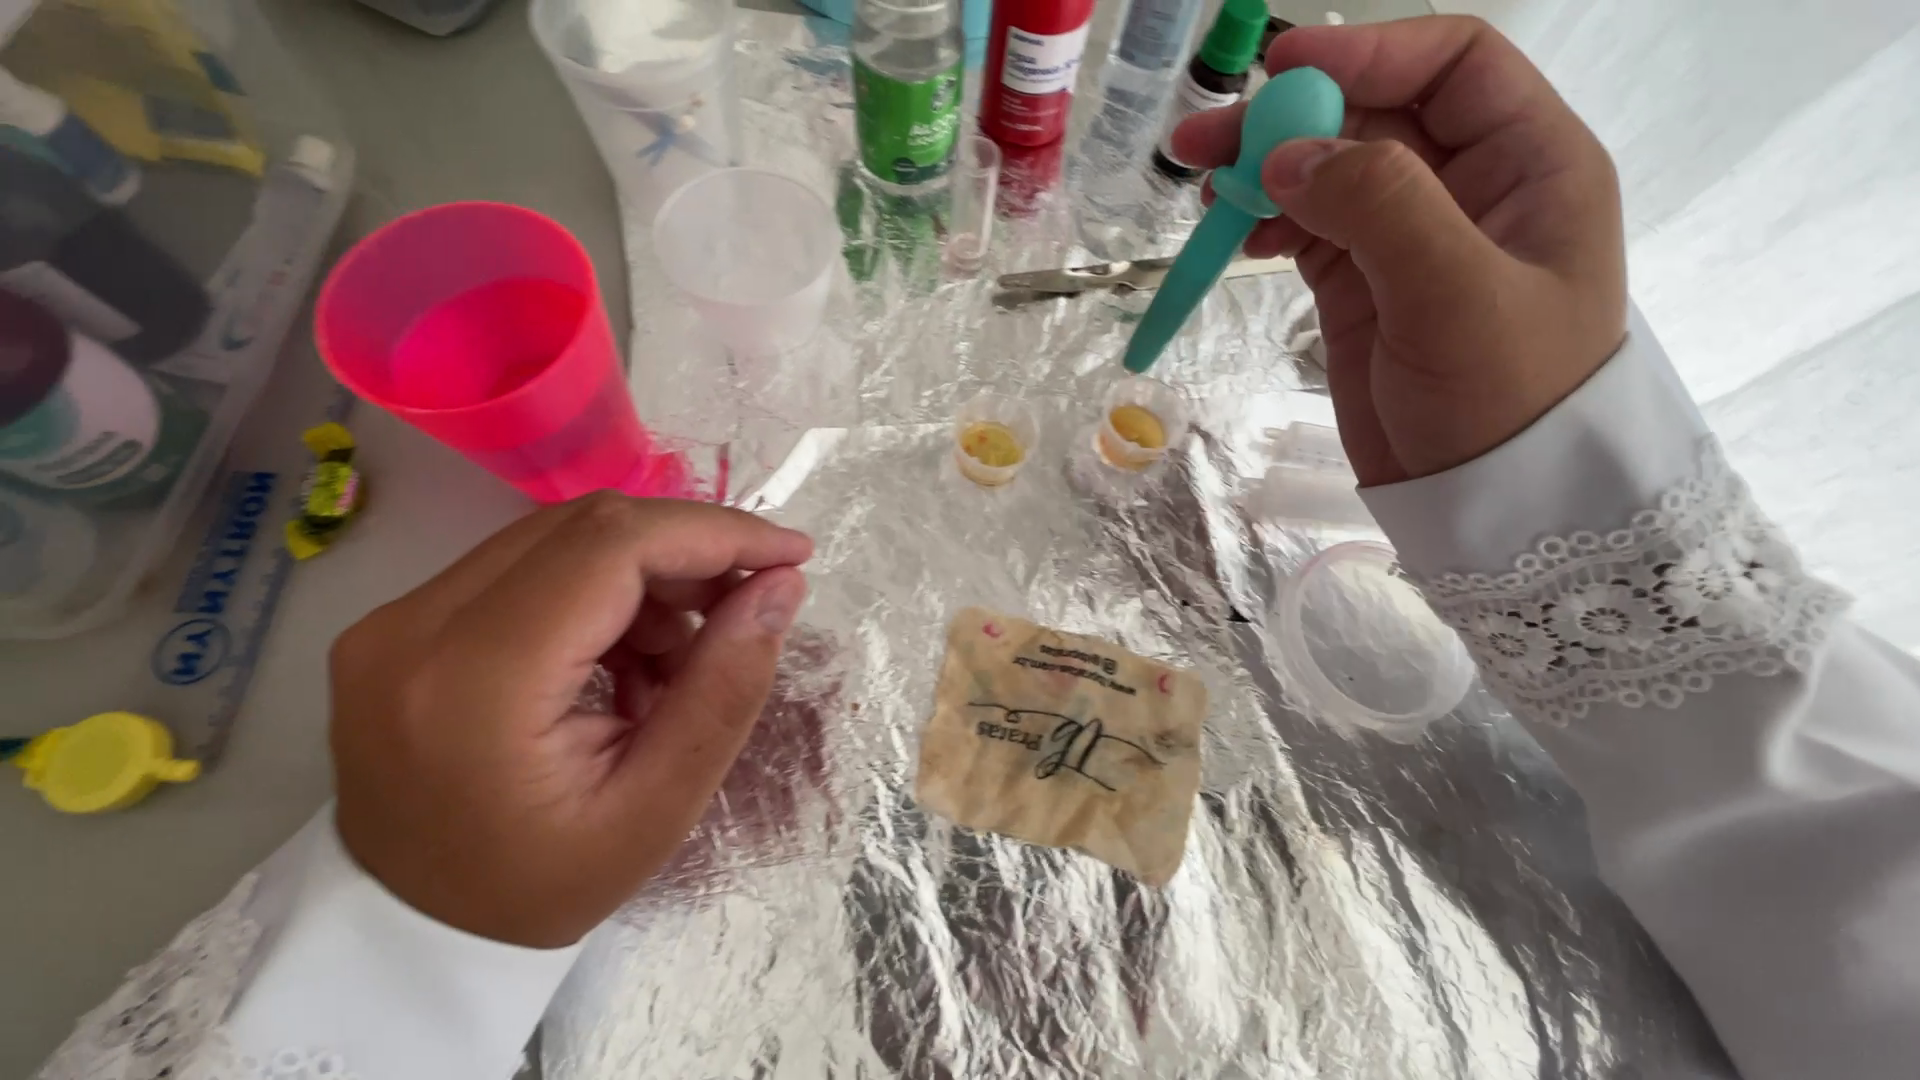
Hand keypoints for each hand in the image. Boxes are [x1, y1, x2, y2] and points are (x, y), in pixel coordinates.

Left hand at [330, 494, 812, 947]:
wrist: (411, 929)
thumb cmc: (542, 886)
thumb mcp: (659, 807)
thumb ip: (726, 688)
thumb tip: (781, 585)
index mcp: (475, 683)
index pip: (611, 548)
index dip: (714, 533)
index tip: (789, 556)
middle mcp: (413, 627)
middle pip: (587, 528)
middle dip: (688, 551)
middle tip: (746, 604)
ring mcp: (396, 618)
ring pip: (562, 539)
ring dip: (648, 576)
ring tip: (682, 656)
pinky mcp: (401, 621)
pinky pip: (530, 566)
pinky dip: (603, 593)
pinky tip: (628, 658)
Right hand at [1173, 17, 1627, 484]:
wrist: (1486, 497)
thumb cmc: (1502, 396)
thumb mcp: (1454, 293)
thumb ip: (1380, 206)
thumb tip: (1286, 155)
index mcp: (1527, 163)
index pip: (1450, 66)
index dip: (1365, 52)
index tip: (1278, 69)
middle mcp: (1467, 188)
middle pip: (1369, 117)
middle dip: (1289, 118)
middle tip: (1202, 141)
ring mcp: (1406, 239)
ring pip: (1327, 174)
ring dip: (1265, 171)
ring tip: (1205, 187)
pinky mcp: (1360, 287)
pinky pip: (1307, 230)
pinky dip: (1267, 223)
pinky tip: (1236, 233)